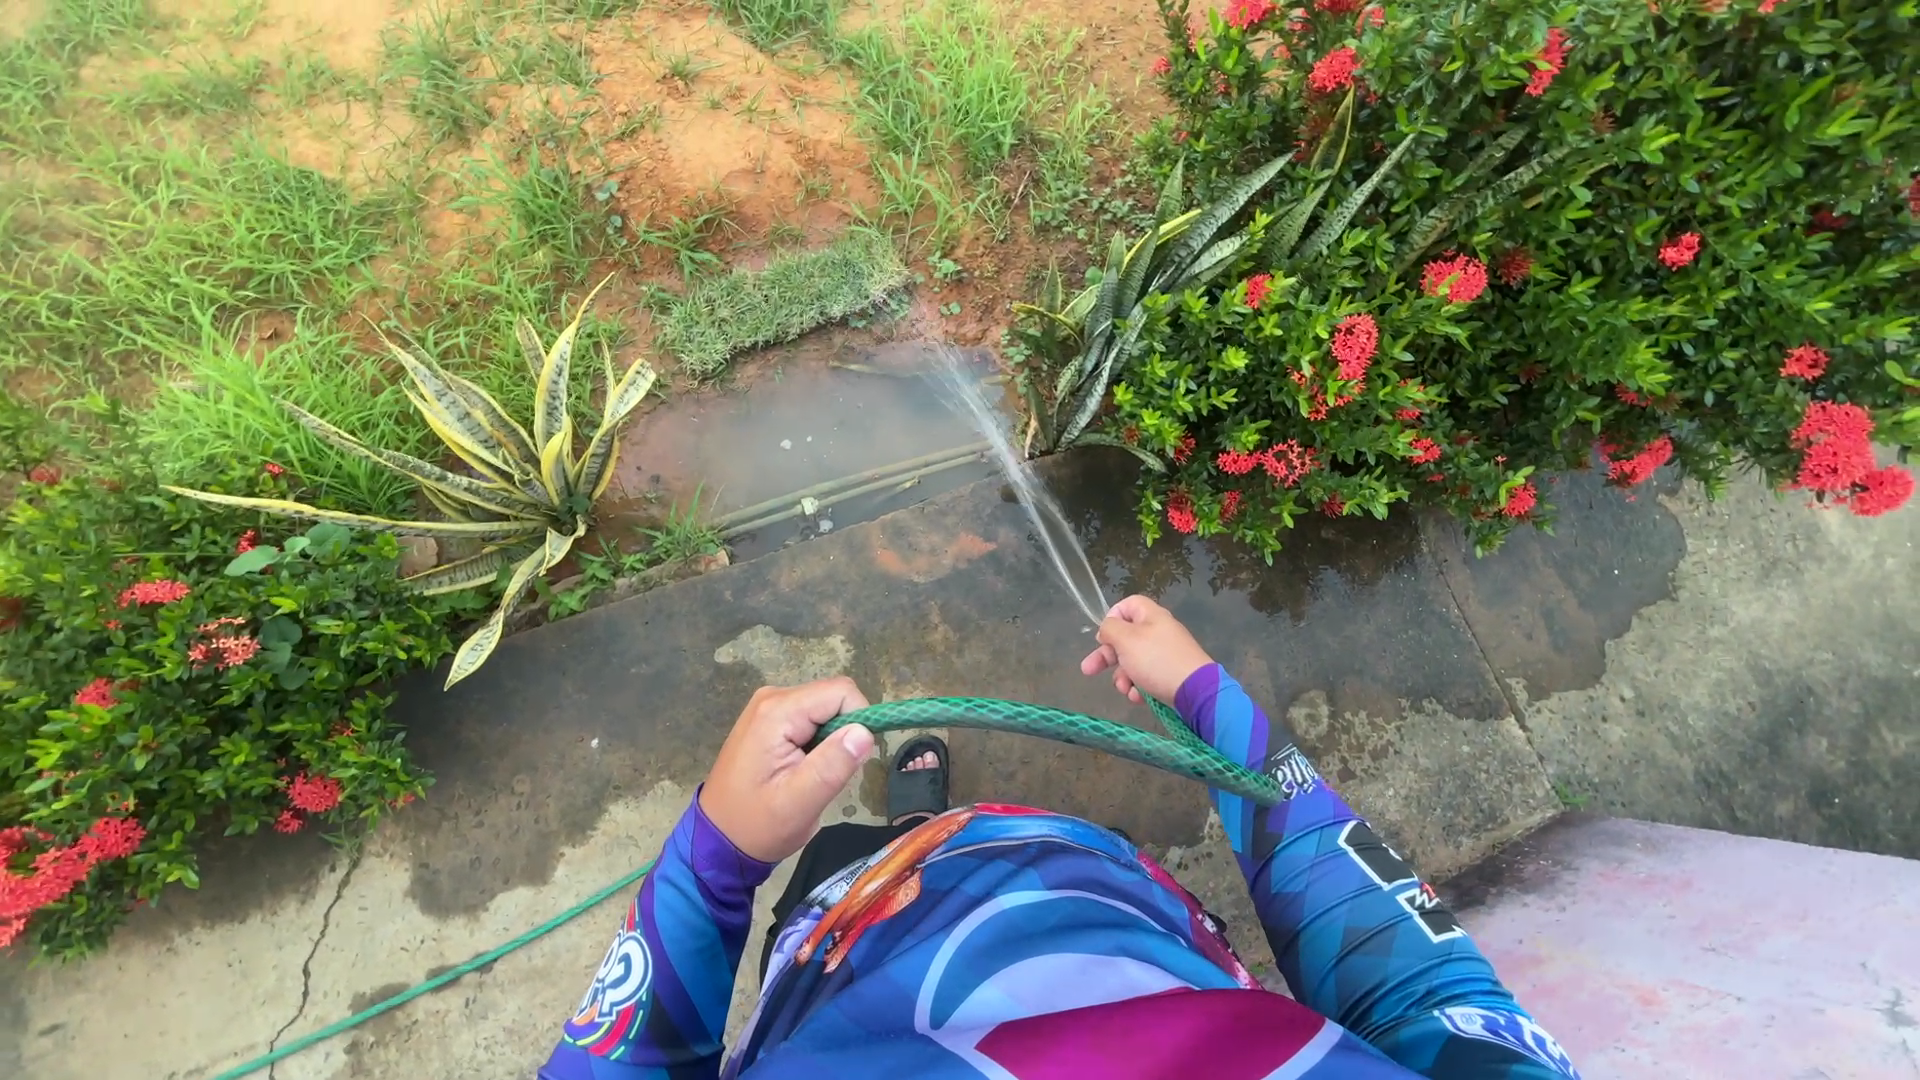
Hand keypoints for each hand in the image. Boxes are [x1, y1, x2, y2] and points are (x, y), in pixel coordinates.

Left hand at [699, 678, 876, 862]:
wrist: (718, 840)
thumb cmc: (756, 825)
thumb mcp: (799, 803)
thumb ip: (833, 765)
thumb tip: (865, 731)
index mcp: (778, 711)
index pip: (842, 692)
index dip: (858, 722)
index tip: (850, 761)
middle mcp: (773, 697)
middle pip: (834, 697)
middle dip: (843, 734)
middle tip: (827, 774)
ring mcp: (770, 706)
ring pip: (826, 708)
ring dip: (831, 741)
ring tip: (811, 774)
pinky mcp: (771, 717)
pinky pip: (813, 718)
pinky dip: (818, 742)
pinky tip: (801, 768)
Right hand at [1079, 595, 1214, 704]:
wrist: (1195, 692)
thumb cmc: (1157, 660)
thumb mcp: (1126, 640)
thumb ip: (1110, 629)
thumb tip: (1106, 629)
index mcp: (1150, 616)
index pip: (1127, 605)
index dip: (1111, 618)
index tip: (1103, 636)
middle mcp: (1158, 632)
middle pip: (1124, 638)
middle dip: (1106, 657)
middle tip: (1089, 670)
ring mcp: (1165, 655)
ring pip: (1133, 662)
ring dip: (1123, 677)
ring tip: (1125, 689)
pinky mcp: (1169, 675)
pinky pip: (1146, 677)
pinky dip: (1139, 687)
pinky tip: (1139, 697)